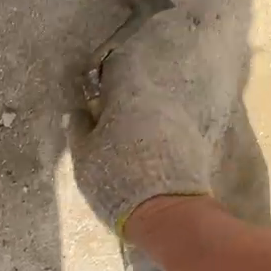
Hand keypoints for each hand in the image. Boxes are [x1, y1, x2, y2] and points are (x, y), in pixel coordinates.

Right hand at [70, 11, 239, 233]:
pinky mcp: (195, 138)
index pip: (122, 59)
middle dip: (133, 85)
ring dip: (149, 107)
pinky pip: (173, 122)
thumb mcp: (85, 158)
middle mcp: (161, 94)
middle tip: (116, 102)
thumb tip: (75, 112)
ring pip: (162, 100)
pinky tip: (152, 144)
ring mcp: (182, 115)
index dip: (110, 63)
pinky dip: (162, 127)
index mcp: (130, 90)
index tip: (99, 77)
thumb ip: (79, 130)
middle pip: (148, 78)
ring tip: (132, 127)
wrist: (167, 212)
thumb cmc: (117, 180)